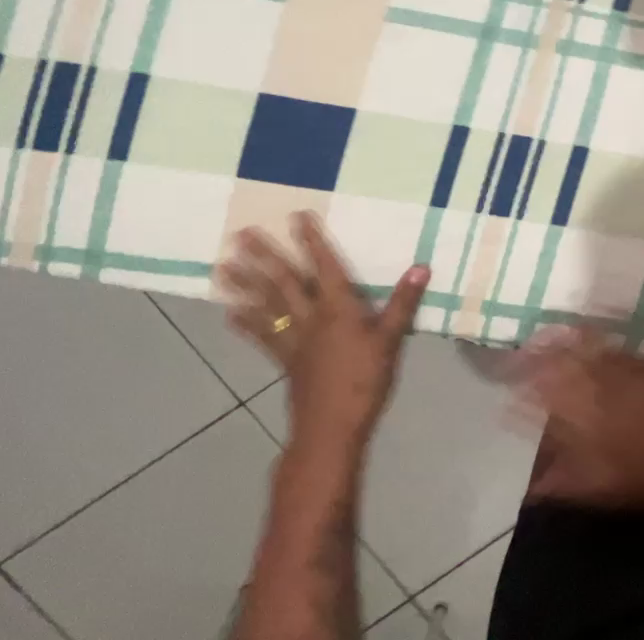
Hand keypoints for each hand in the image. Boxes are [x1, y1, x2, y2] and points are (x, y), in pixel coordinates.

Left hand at [217, 211, 429, 449]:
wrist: (332, 427)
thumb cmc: (366, 380)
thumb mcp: (392, 340)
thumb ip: (404, 303)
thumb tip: (421, 266)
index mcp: (339, 308)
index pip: (325, 266)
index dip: (312, 241)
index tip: (297, 216)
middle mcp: (311, 317)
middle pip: (285, 282)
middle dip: (265, 257)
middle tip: (240, 235)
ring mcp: (294, 339)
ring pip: (266, 305)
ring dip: (244, 285)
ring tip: (222, 268)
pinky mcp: (285, 359)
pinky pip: (263, 336)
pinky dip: (247, 323)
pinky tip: (230, 313)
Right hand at [515, 330, 643, 507]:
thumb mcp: (595, 487)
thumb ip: (557, 481)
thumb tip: (528, 486)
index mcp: (579, 411)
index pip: (538, 391)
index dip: (518, 383)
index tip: (503, 379)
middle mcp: (596, 382)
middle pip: (556, 360)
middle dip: (534, 354)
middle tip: (518, 352)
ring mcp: (621, 368)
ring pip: (581, 346)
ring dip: (558, 340)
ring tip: (543, 335)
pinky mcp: (642, 363)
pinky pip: (609, 342)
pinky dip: (590, 334)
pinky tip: (583, 329)